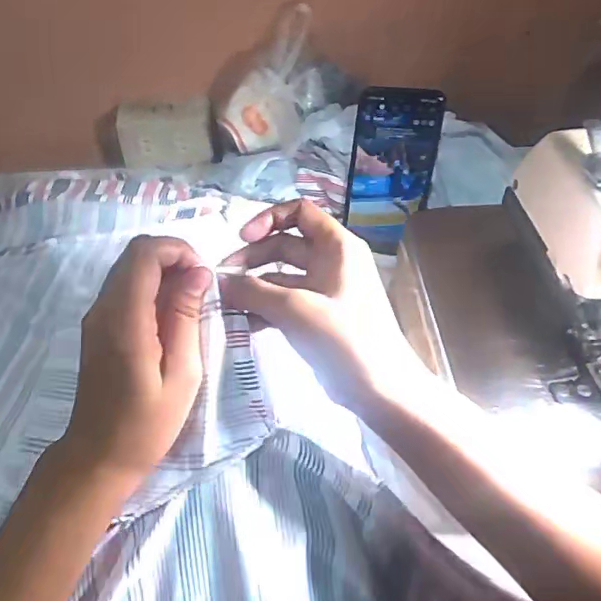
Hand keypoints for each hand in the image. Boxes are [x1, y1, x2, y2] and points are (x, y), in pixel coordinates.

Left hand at [55, 236, 211, 482]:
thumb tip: (198, 273)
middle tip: (201, 287)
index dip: (178, 250)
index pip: (144, 254)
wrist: (99, 454)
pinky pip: (124, 288)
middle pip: (134, 254)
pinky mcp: (97, 326)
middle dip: (173, 258)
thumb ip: (186, 317)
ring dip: (162, 272)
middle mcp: (103, 309)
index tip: (204, 276)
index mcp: (125, 320)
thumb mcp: (182, 374)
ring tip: (191, 302)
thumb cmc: (147, 423)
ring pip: (128, 268)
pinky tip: (170, 316)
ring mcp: (95, 316)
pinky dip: (150, 288)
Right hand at [218, 199, 426, 409]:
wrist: (381, 388)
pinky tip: (244, 324)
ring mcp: (326, 290)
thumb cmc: (345, 339)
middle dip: (251, 258)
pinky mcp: (319, 317)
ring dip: (254, 287)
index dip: (268, 218)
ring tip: (226, 304)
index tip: (241, 238)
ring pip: (281, 276)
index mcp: (337, 246)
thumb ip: (253, 291)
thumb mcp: (295, 309)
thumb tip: (219, 281)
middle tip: (222, 280)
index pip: (299, 211)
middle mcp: (332, 261)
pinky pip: (286, 302)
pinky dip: (265, 308)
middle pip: (284, 244)